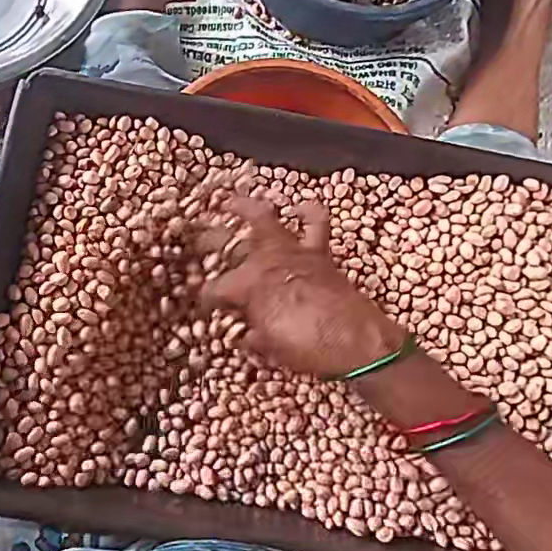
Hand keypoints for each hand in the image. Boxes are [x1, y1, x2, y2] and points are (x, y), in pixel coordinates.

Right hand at [196, 196, 405, 378]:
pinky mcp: (318, 252)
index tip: (204, 307)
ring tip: (229, 201)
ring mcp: (291, 251)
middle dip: (206, 242)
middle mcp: (263, 261)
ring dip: (244, 207)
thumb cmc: (307, 348)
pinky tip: (297, 207)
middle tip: (194, 240)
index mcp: (245, 286)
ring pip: (263, 217)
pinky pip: (314, 222)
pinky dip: (307, 211)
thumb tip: (244, 332)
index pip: (214, 289)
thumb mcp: (269, 346)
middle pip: (224, 243)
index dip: (205, 300)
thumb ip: (251, 333)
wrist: (357, 341)